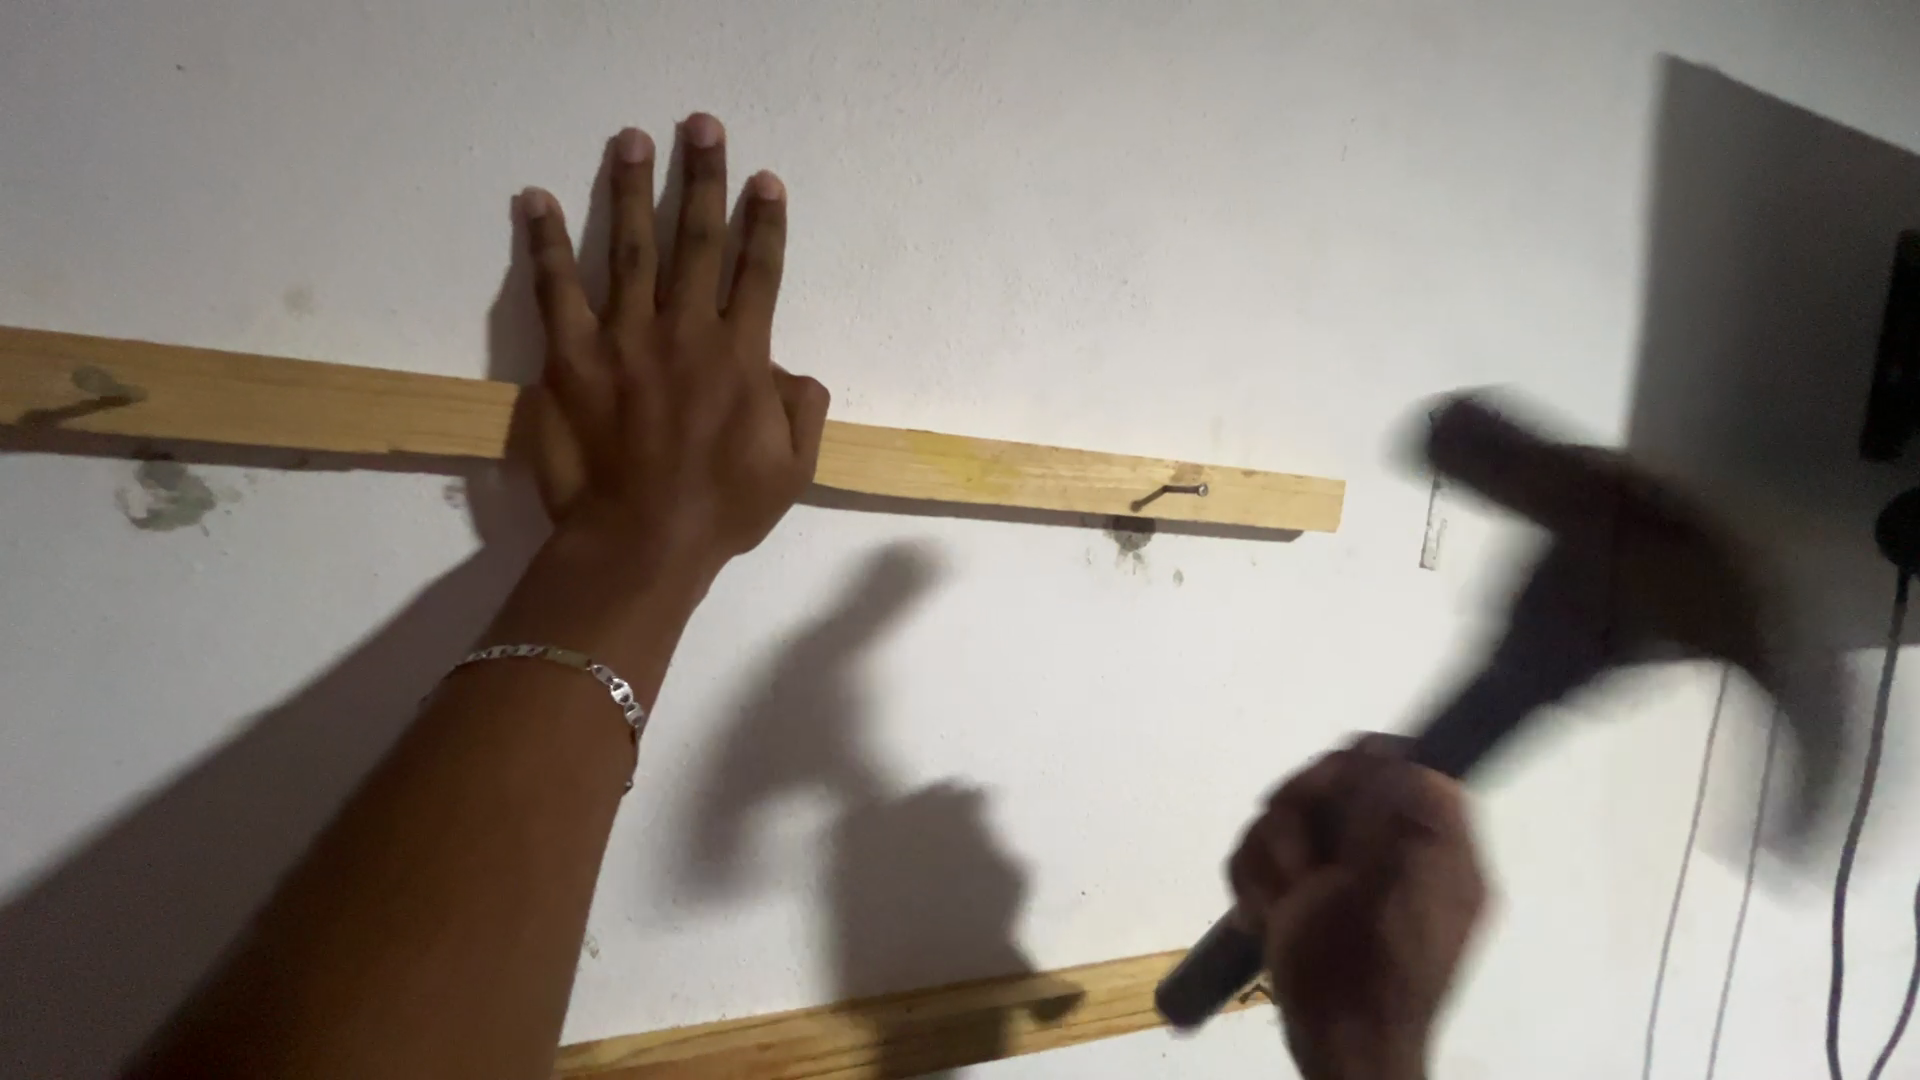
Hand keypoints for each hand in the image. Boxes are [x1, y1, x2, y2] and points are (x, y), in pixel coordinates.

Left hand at [519, 113, 828, 571]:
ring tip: (633, 139)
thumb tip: (791, 368)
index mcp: (742, 355)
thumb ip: (804, 409)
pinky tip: (536, 199)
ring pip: (630, 247)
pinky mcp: (570, 357)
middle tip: (702, 127)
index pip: (758, 272)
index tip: (767, 181)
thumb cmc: (725, 509)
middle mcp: (686, 330)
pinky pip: (555, 288)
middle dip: (704, 179)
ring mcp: (624, 338)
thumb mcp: (795, 468)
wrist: (643, 540)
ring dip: (632, 188)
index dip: (765, 224)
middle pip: (698, 240)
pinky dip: (545, 242)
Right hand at [1229, 739, 1485, 1079]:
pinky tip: (1264, 914)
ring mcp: (1340, 868)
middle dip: (1296, 817)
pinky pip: (1259, 849)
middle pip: (1328, 781)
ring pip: (1283, 815)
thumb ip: (1400, 820)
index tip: (1327, 788)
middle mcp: (1388, 848)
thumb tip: (1406, 756)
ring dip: (1269, 859)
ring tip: (1278, 905)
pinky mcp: (1299, 884)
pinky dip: (1253, 879)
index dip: (1357, 765)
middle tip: (1297, 862)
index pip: (1399, 763)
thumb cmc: (1368, 976)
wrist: (1334, 1047)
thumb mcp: (1395, 893)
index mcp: (1430, 847)